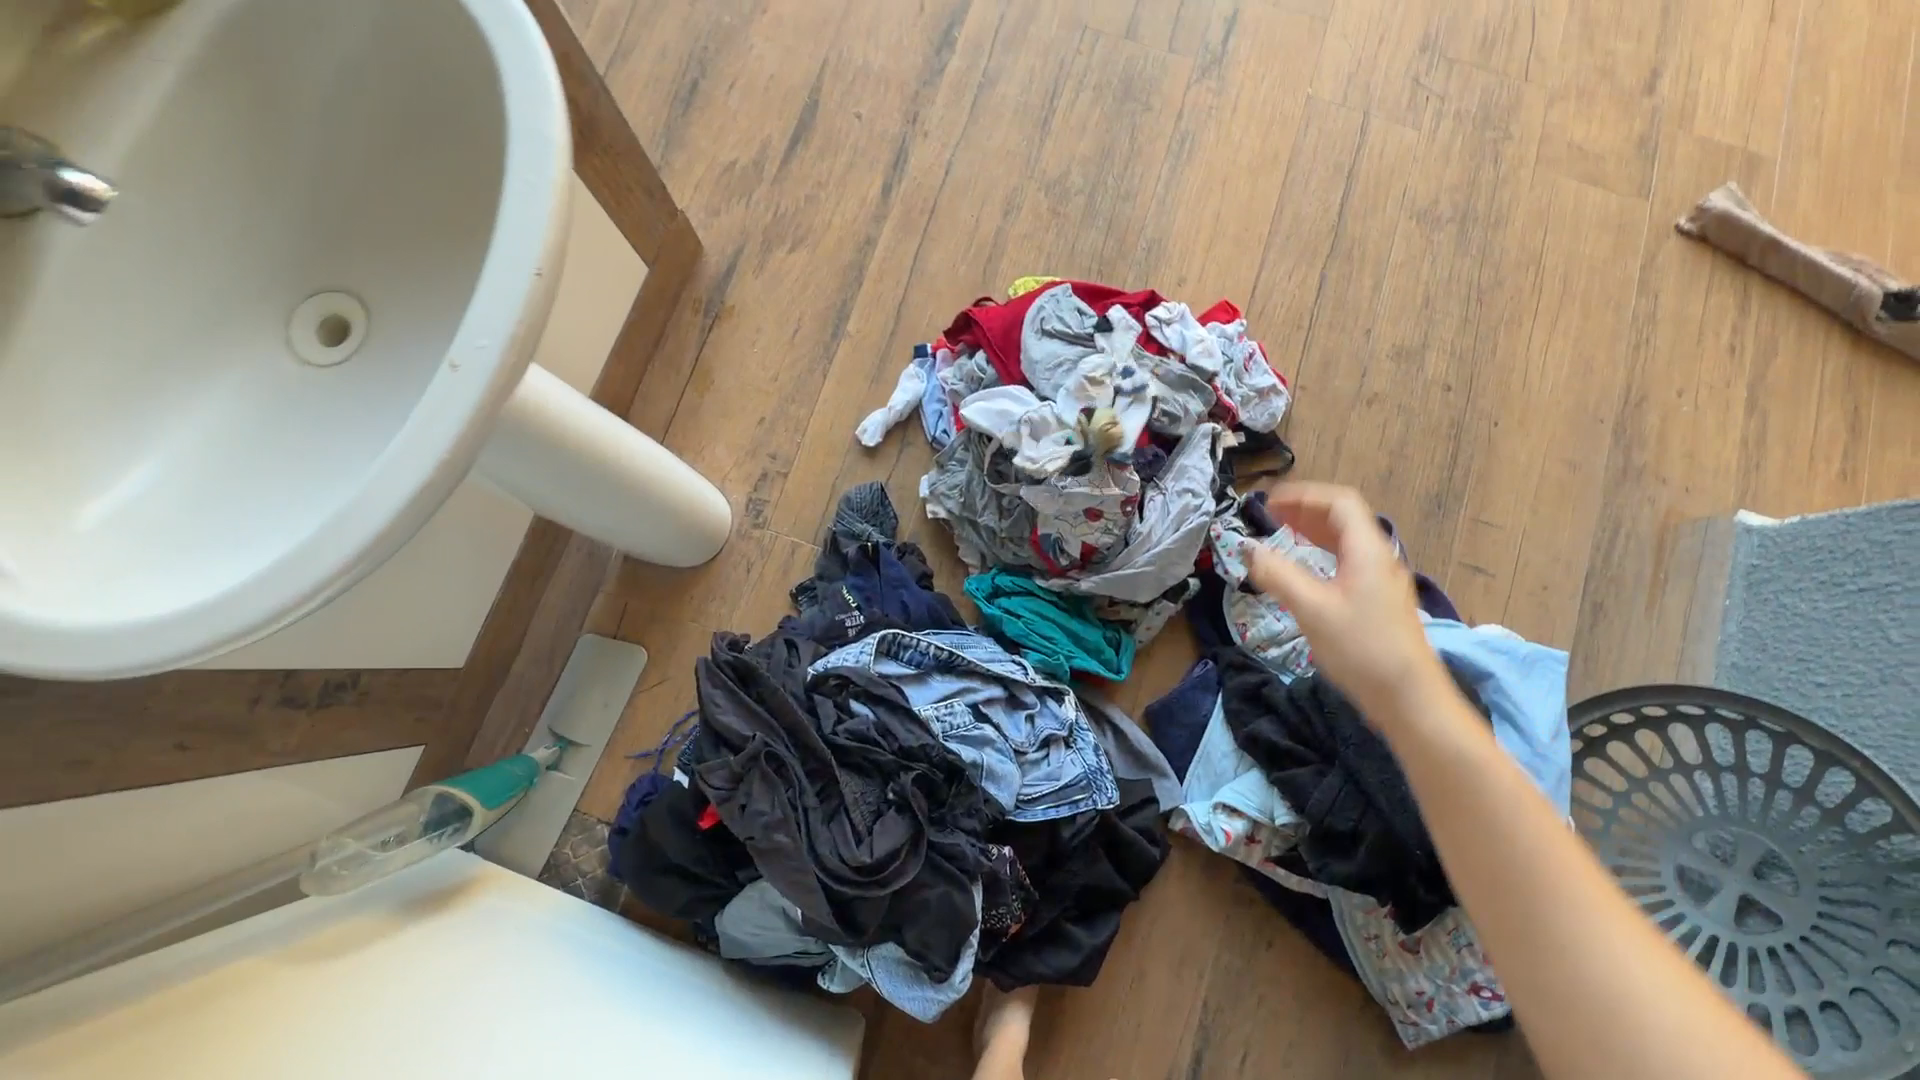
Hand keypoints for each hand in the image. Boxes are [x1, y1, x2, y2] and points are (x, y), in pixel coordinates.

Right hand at [1241, 483, 1451, 725]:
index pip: (1339, 503)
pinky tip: (1306, 571)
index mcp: (1367, 550)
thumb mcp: (1312, 610)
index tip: (1269, 503)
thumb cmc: (1361, 649)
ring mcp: (1381, 581)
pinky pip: (1348, 563)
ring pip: (1346, 542)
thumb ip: (1278, 575)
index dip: (1303, 496)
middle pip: (1343, 519)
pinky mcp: (1379, 603)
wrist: (1409, 698)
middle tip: (1270, 517)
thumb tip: (1248, 549)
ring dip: (1313, 533)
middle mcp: (1378, 558)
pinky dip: (1322, 555)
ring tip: (1283, 536)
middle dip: (1305, 512)